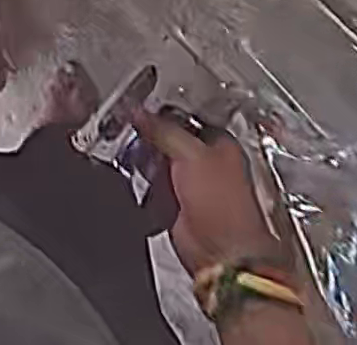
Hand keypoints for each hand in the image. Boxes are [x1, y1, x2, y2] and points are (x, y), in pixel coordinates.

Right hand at [135, 108, 287, 273]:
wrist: (219, 252)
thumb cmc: (224, 206)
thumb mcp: (189, 153)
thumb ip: (161, 128)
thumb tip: (138, 112)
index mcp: (220, 144)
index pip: (186, 116)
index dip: (163, 109)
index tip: (141, 105)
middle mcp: (207, 161)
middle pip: (169, 135)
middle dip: (150, 132)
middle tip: (132, 125)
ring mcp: (191, 180)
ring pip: (158, 156)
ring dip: (144, 153)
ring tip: (132, 148)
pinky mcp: (175, 198)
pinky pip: (151, 177)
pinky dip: (142, 173)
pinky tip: (137, 170)